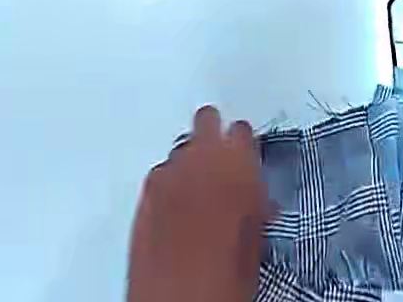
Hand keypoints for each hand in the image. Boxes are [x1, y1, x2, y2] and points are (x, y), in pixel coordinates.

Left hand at [127, 106, 268, 301]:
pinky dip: (169, 183)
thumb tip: (256, 199)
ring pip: (182, 147)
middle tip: (218, 162)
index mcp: (237, 160)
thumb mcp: (256, 237)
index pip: (242, 129)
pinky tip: (174, 208)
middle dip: (212, 134)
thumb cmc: (226, 274)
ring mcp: (170, 169)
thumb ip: (254, 203)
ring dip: (189, 161)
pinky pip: (161, 173)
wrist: (178, 301)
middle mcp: (202, 154)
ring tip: (195, 190)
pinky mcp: (146, 189)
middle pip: (206, 119)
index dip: (243, 145)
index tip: (245, 158)